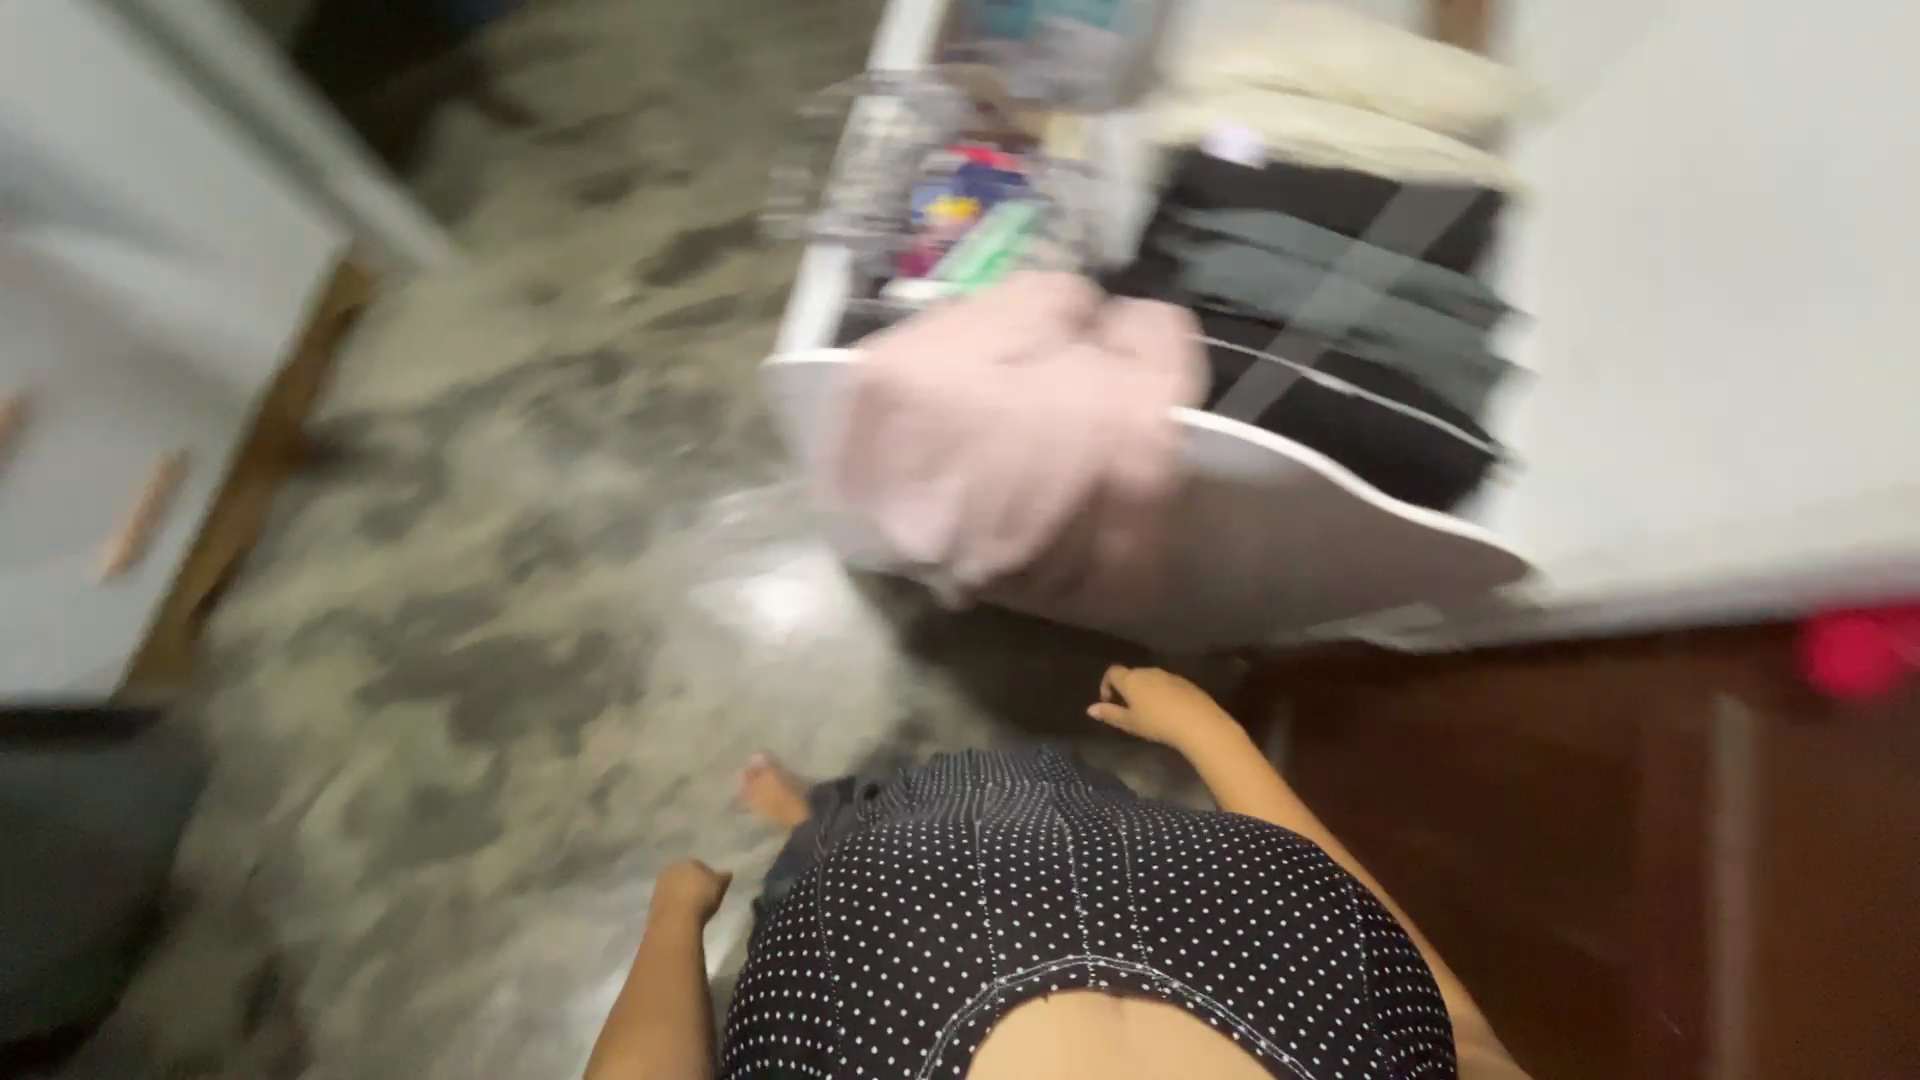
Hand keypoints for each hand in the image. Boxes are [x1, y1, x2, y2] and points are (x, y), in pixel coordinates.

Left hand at [650, 858, 732, 922]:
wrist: (675, 922)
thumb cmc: (700, 898)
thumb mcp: (719, 886)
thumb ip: (723, 877)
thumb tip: (727, 873)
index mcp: (687, 862)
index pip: (700, 865)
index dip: (708, 876)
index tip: (714, 888)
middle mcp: (670, 870)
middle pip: (685, 876)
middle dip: (692, 884)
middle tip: (703, 897)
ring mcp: (659, 888)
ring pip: (675, 889)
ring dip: (682, 895)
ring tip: (693, 908)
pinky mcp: (652, 905)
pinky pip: (668, 903)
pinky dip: (675, 907)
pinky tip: (682, 916)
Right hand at [1087, 665, 1236, 750]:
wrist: (1197, 721)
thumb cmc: (1156, 722)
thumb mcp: (1129, 722)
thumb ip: (1109, 713)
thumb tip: (1090, 709)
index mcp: (1131, 679)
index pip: (1112, 672)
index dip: (1106, 684)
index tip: (1108, 701)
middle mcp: (1148, 672)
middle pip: (1132, 675)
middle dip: (1127, 689)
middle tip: (1128, 709)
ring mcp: (1168, 675)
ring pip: (1150, 679)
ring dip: (1145, 691)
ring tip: (1148, 712)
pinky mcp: (1185, 683)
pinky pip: (1166, 685)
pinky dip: (1162, 694)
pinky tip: (1168, 712)